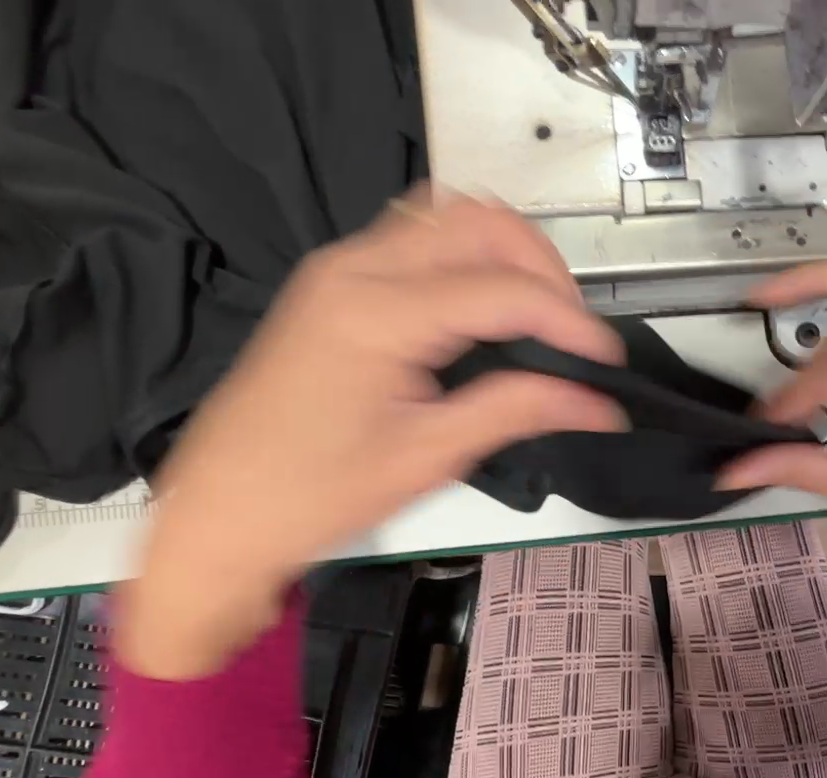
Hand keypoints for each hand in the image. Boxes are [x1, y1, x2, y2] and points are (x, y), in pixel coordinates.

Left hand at [120, 188, 625, 678]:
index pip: (503, 290)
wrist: (220, 512)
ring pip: (449, 215)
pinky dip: (469, 260)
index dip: (569, 323)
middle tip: (572, 334)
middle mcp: (355, 270)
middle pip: (479, 220)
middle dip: (543, 268)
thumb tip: (596, 403)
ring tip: (538, 320)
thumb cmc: (309, 496)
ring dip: (507, 254)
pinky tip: (487, 315)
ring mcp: (340, 270)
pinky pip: (419, 239)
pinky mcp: (336, 284)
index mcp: (377, 314)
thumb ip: (518, 412)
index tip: (606, 362)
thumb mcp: (428, 457)